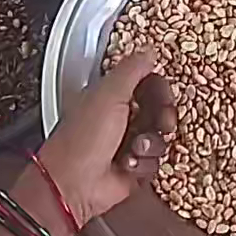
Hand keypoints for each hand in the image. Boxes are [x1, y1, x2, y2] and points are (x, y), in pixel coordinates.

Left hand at [34, 49, 176, 227]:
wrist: (73, 184)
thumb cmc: (83, 139)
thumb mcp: (108, 95)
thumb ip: (131, 70)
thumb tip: (149, 51)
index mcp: (109, 95)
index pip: (146, 83)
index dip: (158, 88)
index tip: (162, 94)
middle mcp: (119, 117)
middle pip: (159, 109)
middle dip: (162, 117)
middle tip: (162, 122)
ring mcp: (127, 143)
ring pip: (160, 137)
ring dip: (150, 143)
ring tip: (133, 149)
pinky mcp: (134, 168)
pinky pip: (156, 161)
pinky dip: (144, 164)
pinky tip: (128, 166)